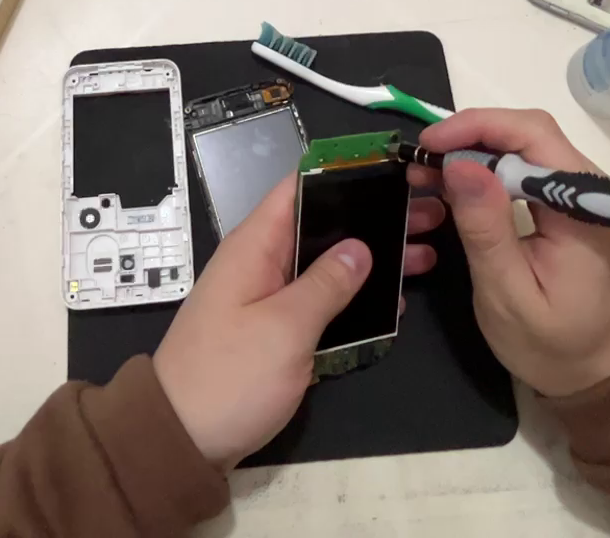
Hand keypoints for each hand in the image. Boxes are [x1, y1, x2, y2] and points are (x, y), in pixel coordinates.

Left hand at [153, 172, 445, 468]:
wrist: (180, 439)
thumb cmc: (230, 376)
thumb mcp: (284, 328)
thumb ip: (326, 283)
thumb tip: (361, 246)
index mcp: (256, 244)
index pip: (298, 188)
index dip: (344, 173)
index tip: (393, 170)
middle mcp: (262, 260)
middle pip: (321, 223)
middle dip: (371, 217)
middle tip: (430, 214)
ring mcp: (269, 294)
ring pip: (326, 261)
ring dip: (371, 257)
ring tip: (427, 251)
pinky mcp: (276, 327)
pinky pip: (320, 298)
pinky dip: (355, 295)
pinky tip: (396, 299)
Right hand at [411, 108, 609, 397]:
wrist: (606, 380)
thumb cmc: (553, 346)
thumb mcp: (507, 294)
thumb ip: (486, 229)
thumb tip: (458, 164)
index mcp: (584, 209)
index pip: (532, 136)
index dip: (476, 128)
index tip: (428, 146)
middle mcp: (593, 188)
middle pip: (529, 132)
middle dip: (470, 136)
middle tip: (422, 161)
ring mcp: (585, 194)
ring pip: (526, 145)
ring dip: (475, 149)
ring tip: (430, 172)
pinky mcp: (573, 204)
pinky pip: (529, 167)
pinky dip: (489, 168)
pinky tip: (458, 185)